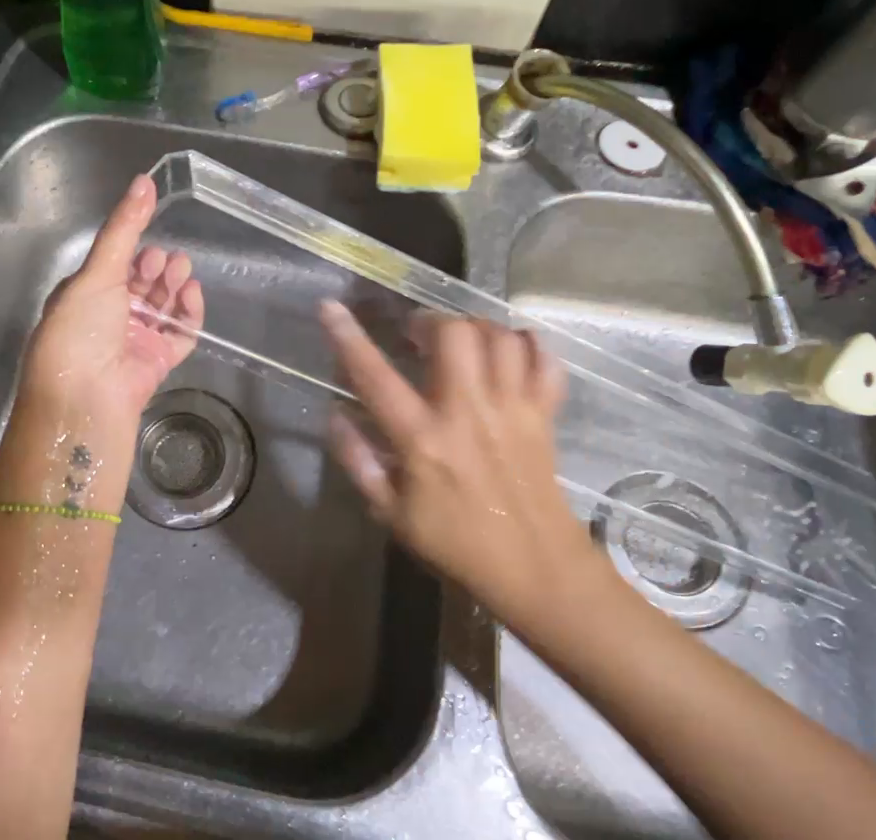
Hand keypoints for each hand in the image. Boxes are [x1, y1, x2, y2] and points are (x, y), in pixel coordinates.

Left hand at [24, 175, 204, 425]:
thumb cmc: (80, 329)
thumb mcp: (97, 272)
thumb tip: (144, 180)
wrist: (86, 397)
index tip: (150, 239)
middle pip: (141, 285)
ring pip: (162, 307)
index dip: (133, 251)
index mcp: (84, 297)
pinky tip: (192, 295)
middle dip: (156, 267)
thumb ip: (124, 227)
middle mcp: (107, 318)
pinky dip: (188, 314)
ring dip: (173, 286)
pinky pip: (179, 334)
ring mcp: (133, 341)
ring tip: (182, 272)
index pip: (114, 266)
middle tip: (168, 260)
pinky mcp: (157, 363)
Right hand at [319, 301, 604, 633]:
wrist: (535, 569)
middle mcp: (469, 413)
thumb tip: (336, 415)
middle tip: (416, 335)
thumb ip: (358, 461)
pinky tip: (508, 349)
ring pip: (499, 337)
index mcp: (423, 440)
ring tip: (460, 340)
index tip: (330, 307)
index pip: (376, 377)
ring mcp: (513, 409)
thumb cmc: (455, 544)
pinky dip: (527, 344)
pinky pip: (544, 360)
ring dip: (475, 327)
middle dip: (430, 320)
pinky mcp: (544, 414)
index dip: (348, 338)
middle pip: (454, 334)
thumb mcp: (390, 514)